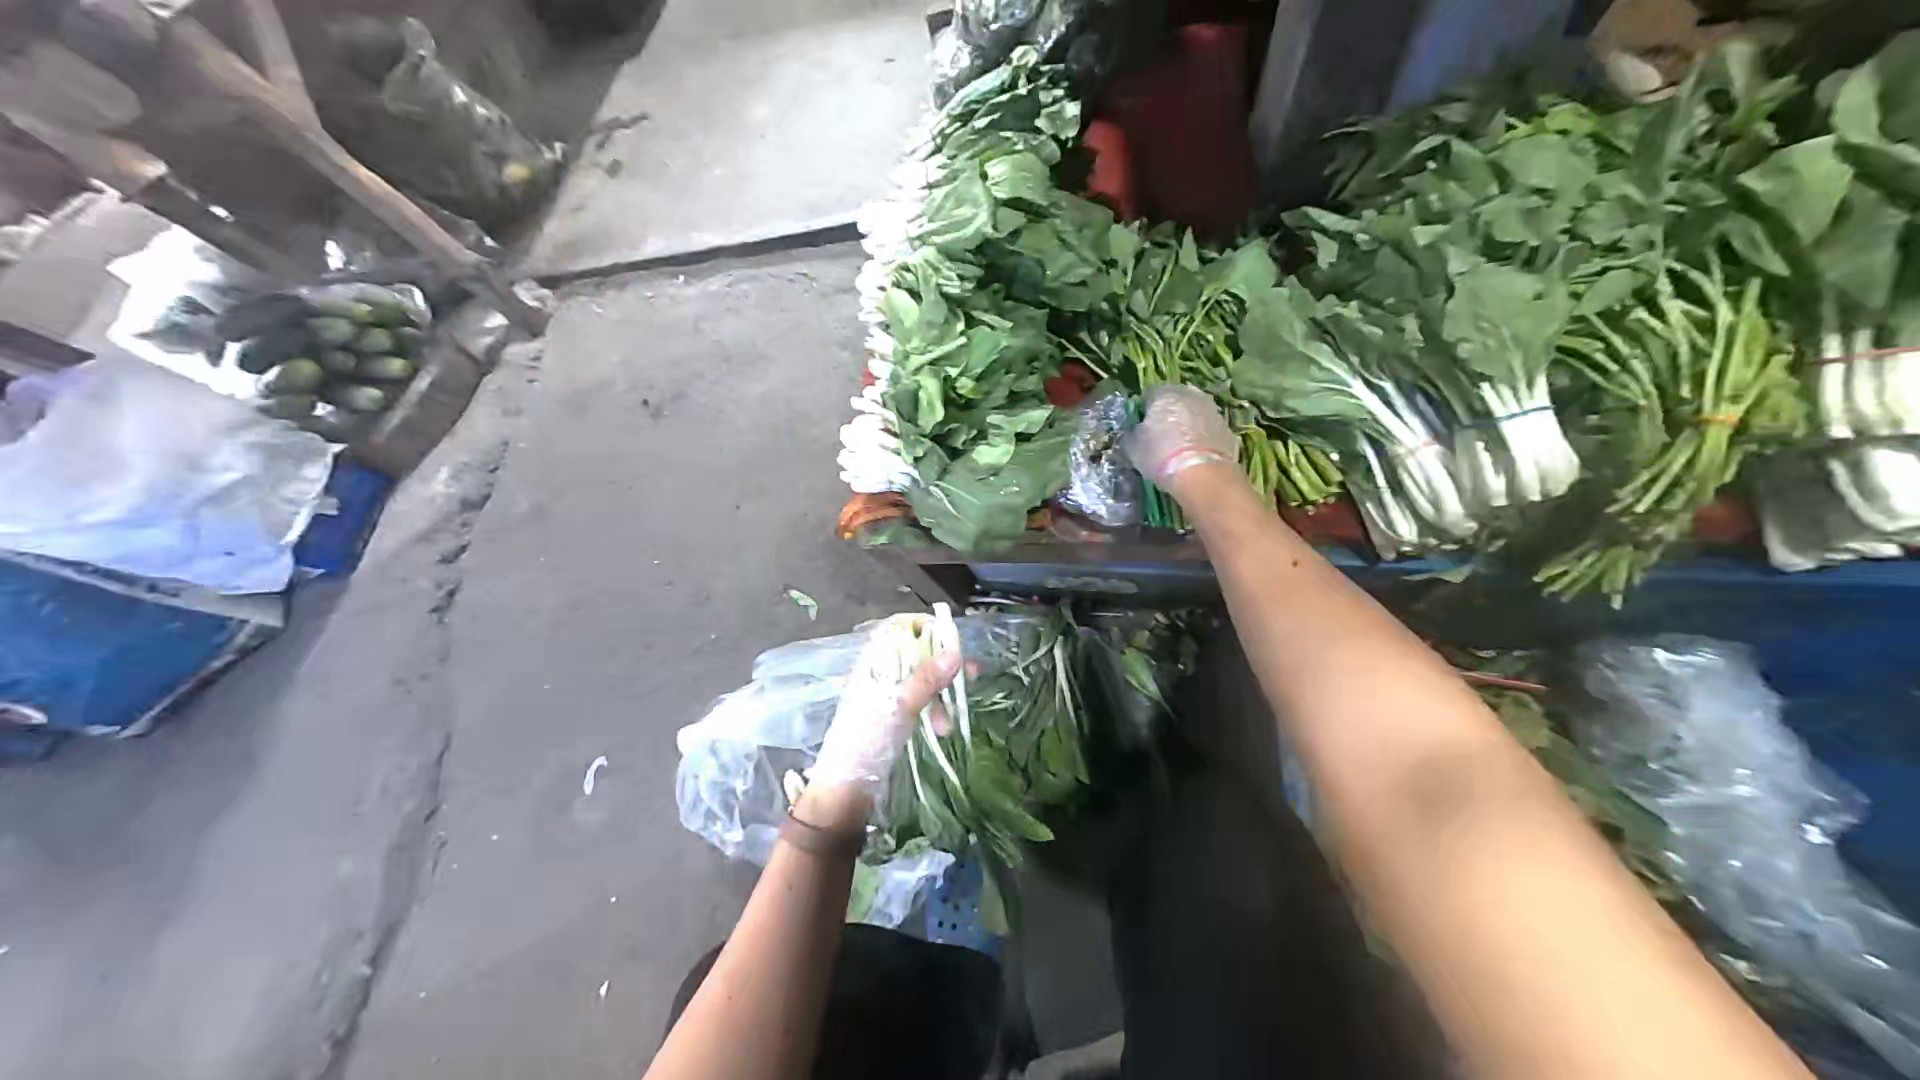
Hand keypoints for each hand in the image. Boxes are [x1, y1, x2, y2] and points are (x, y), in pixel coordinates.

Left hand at [806, 616, 961, 825]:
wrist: (846, 788)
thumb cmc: (868, 740)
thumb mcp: (899, 705)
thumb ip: (926, 678)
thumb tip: (955, 651)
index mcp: (873, 662)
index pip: (900, 628)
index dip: (926, 628)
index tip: (953, 641)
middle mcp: (879, 674)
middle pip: (916, 654)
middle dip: (944, 664)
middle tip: (971, 676)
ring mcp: (886, 696)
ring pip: (922, 681)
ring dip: (941, 694)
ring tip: (949, 723)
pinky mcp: (894, 717)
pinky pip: (921, 702)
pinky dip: (934, 710)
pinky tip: (942, 730)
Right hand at [1123, 385, 1237, 490]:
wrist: (1202, 475)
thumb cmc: (1160, 456)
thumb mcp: (1132, 447)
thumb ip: (1132, 434)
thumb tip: (1135, 432)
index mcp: (1164, 394)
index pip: (1148, 396)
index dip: (1142, 413)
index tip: (1139, 429)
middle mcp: (1190, 395)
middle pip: (1174, 403)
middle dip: (1167, 417)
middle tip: (1159, 438)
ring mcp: (1212, 411)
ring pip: (1193, 416)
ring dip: (1186, 427)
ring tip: (1177, 449)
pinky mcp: (1227, 429)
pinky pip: (1207, 431)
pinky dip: (1200, 439)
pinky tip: (1193, 456)